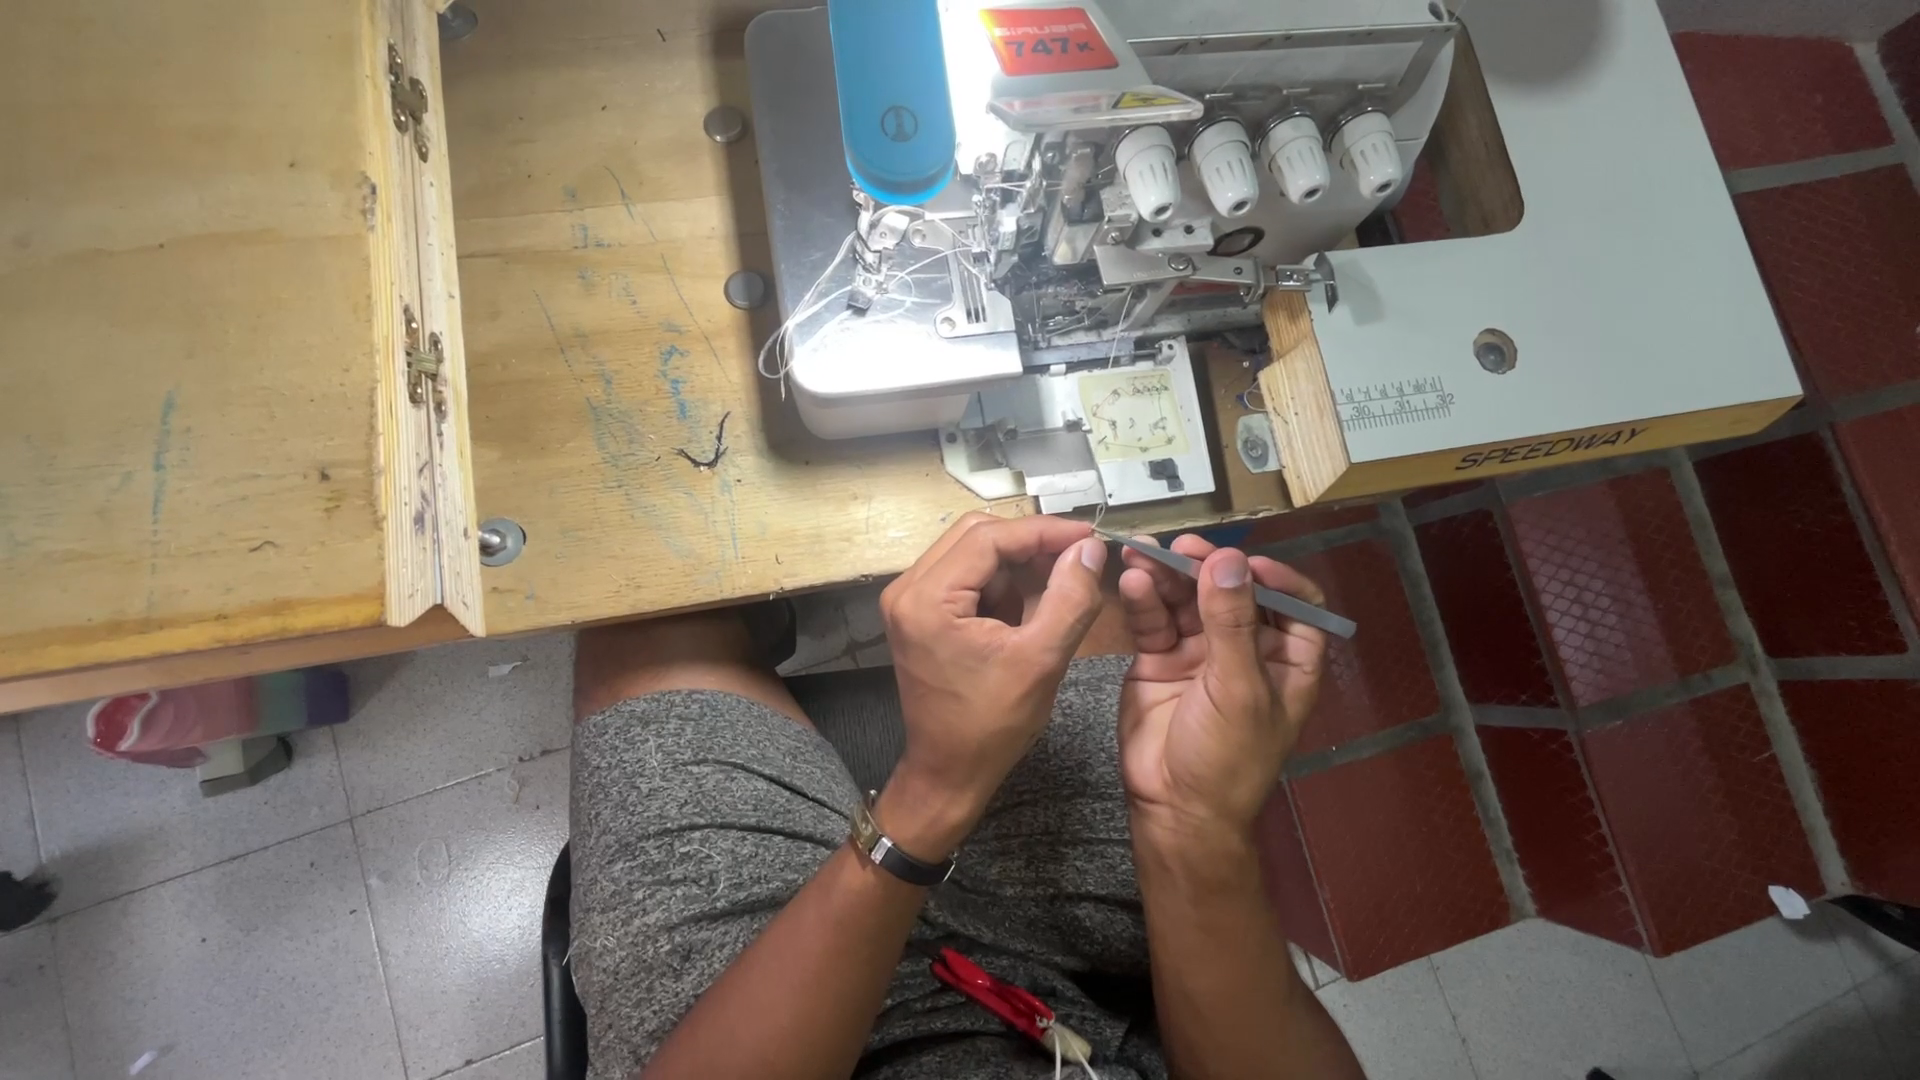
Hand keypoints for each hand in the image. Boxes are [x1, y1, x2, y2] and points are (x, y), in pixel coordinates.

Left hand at [877, 513, 1107, 858]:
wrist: (949, 772)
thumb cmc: (991, 725)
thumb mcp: (1041, 660)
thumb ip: (1070, 598)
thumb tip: (1090, 549)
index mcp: (926, 599)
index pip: (989, 537)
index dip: (1043, 531)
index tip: (1089, 536)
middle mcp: (908, 589)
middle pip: (976, 535)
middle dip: (1030, 543)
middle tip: (1077, 555)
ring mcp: (910, 600)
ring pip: (972, 552)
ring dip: (1016, 564)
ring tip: (1055, 588)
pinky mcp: (920, 613)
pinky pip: (966, 576)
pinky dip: (1000, 583)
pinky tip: (1025, 611)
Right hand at [1116, 535, 1326, 839]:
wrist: (1174, 808)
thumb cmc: (1227, 758)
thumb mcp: (1238, 688)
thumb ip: (1231, 622)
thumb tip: (1229, 559)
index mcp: (1285, 659)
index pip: (1294, 604)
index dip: (1274, 577)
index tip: (1244, 562)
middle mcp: (1244, 650)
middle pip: (1230, 593)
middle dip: (1207, 568)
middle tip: (1182, 547)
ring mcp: (1198, 653)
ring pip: (1185, 601)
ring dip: (1167, 576)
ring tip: (1143, 552)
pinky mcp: (1158, 659)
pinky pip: (1153, 622)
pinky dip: (1143, 600)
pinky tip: (1133, 581)